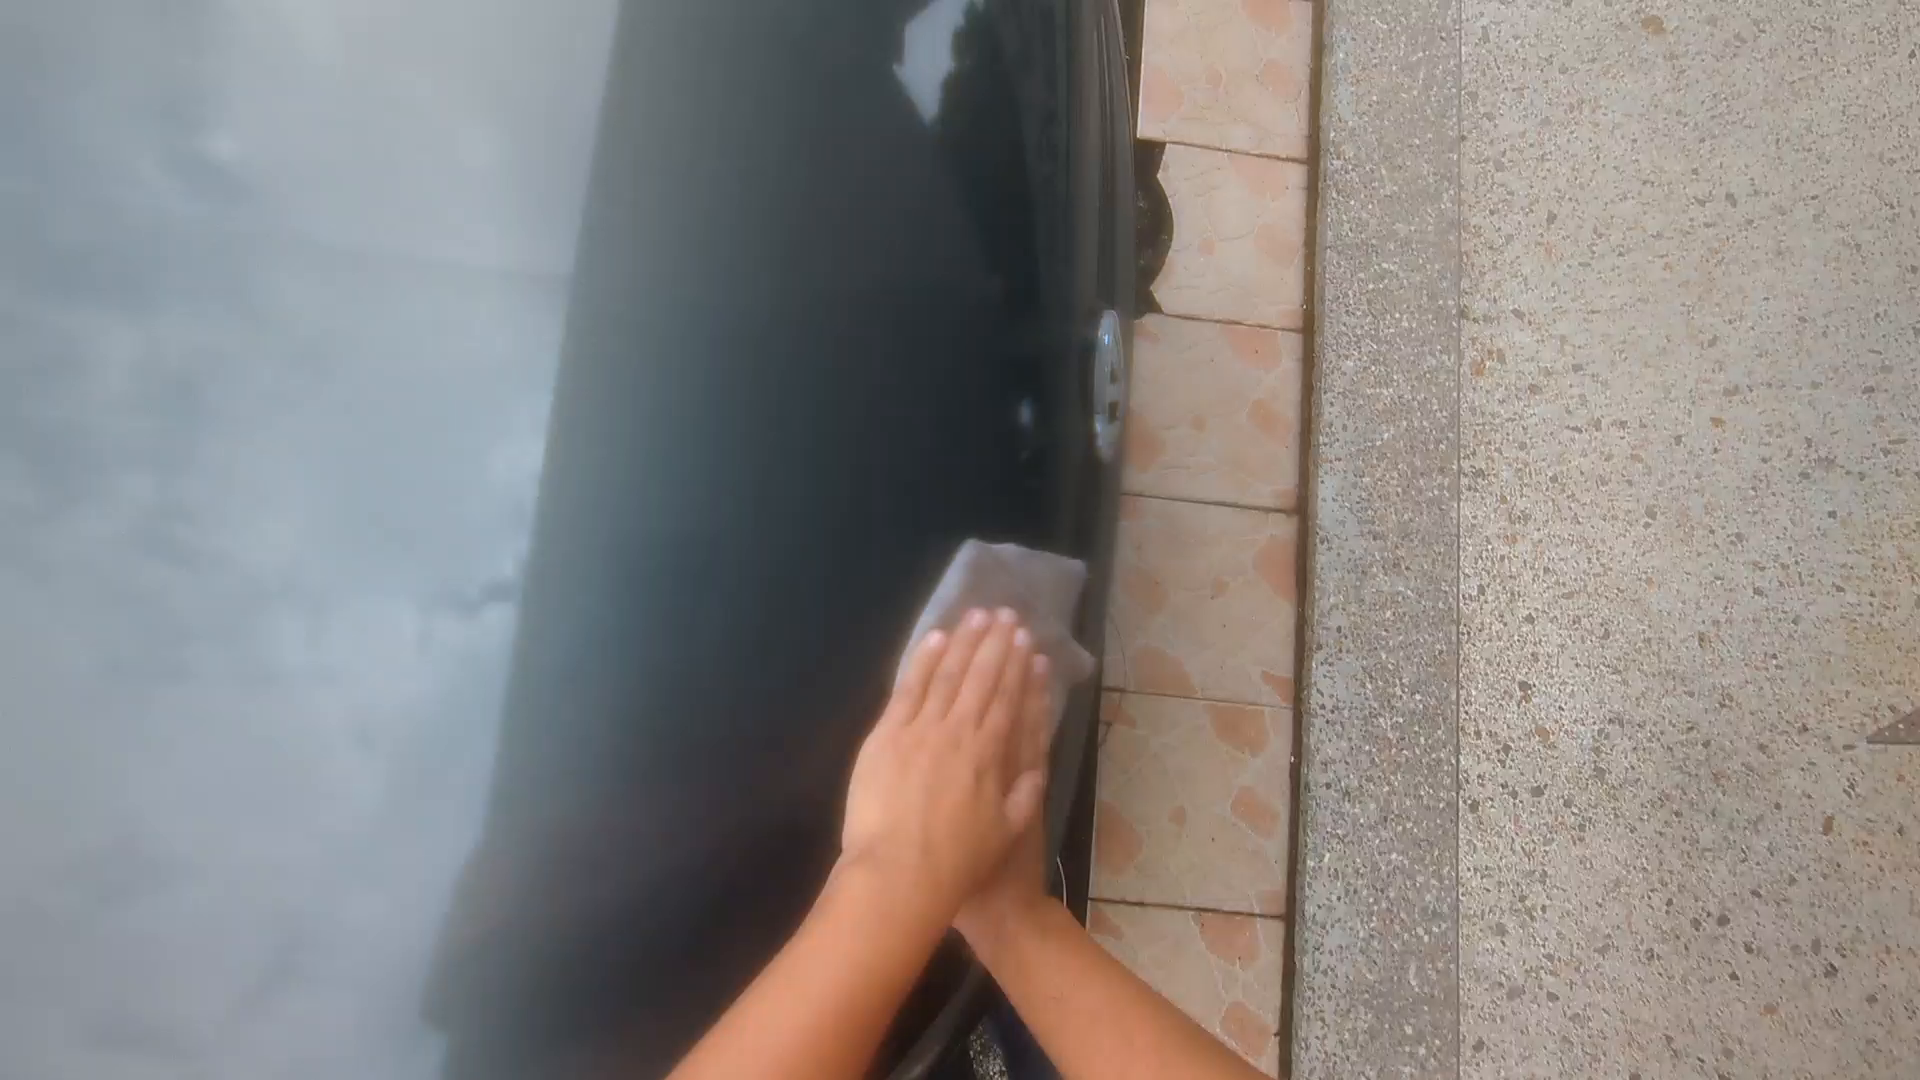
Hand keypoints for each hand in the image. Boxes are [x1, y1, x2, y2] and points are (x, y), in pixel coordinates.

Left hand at [840, 608, 1048, 922]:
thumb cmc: (956, 862)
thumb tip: (1038, 767)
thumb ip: (1025, 795)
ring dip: (963, 641)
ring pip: (946, 674)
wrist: (898, 874)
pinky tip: (934, 638)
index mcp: (988, 753)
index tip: (1024, 640)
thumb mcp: (1005, 832)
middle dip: (994, 643)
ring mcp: (920, 728)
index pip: (1006, 699)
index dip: (1016, 667)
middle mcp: (958, 731)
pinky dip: (922, 660)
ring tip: (976, 615)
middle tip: (1005, 614)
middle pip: (979, 677)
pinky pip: (908, 688)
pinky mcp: (887, 734)